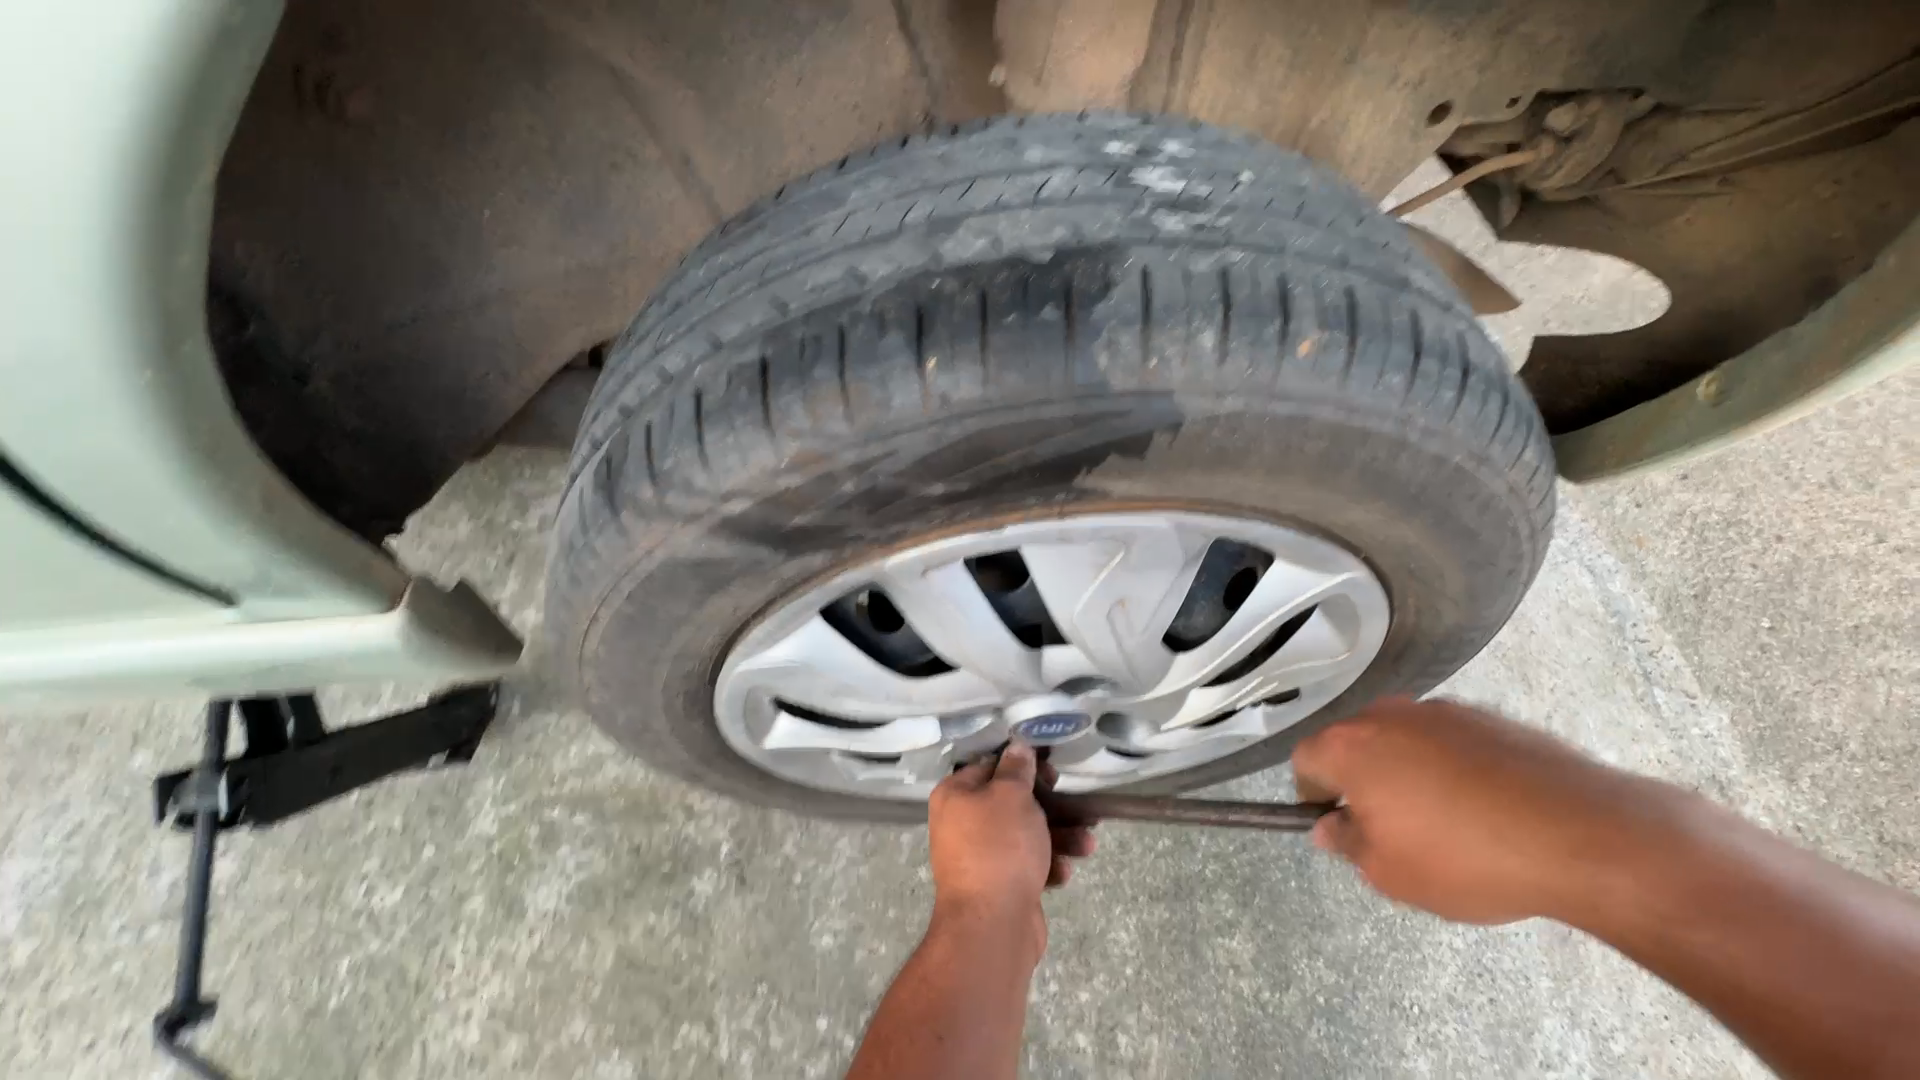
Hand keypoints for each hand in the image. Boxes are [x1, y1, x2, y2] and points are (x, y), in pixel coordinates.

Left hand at [927, 743, 1095, 950]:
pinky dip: (1048, 865)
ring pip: (1026, 836)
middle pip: (1012, 804)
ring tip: (1088, 843)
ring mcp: (981, 857)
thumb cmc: (999, 847)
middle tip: (1078, 805)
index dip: (1021, 765)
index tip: (1051, 769)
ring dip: (1060, 837)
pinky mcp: (1000, 886)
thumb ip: (1017, 769)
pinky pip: (1028, 866)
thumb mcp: (1012, 796)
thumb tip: (1017, 747)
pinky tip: (1065, 872)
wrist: (992, 925)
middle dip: (1051, 806)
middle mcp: (962, 824)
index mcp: (955, 796)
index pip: (989, 767)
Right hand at [1292, 697, 1655, 923]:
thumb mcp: (1388, 872)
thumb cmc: (1465, 857)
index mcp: (1349, 746)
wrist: (1581, 835)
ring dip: (1409, 772)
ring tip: (1450, 823)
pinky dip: (1454, 768)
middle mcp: (1387, 716)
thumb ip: (1345, 843)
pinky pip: (1451, 742)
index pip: (1304, 759)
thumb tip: (1329, 826)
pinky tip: (1488, 809)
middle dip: (1362, 781)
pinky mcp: (1491, 717)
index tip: (1343, 827)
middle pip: (1354, 744)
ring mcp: (1441, 711)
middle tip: (1392, 830)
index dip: (1314, 796)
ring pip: (1403, 741)